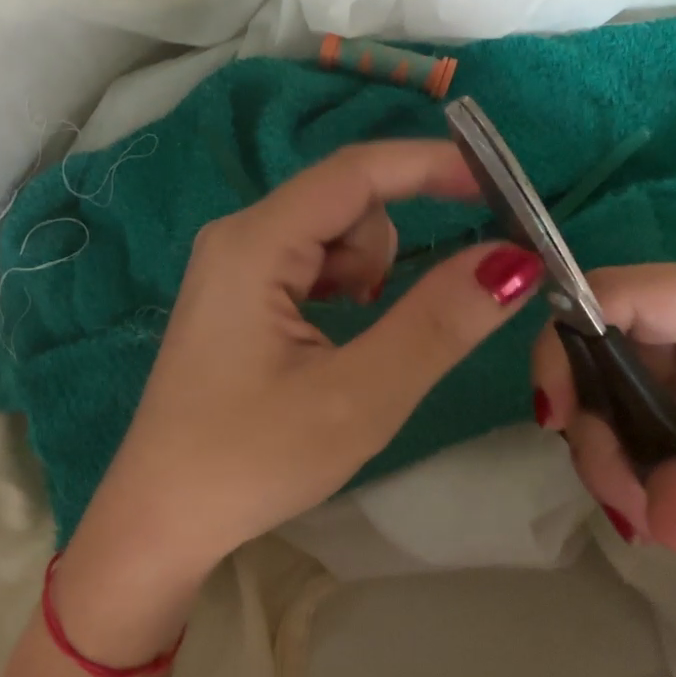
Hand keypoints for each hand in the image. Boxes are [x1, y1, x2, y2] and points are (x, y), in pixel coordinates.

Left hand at [50, 141, 544, 666]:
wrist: (163, 511)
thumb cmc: (253, 458)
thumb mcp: (359, 396)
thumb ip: (437, 321)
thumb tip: (512, 258)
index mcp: (253, 243)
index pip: (354, 171)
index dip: (431, 165)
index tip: (504, 184)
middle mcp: (235, 235)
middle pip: (342, 201)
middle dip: (392, 246)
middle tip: (411, 319)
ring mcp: (229, 263)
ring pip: (328, 234)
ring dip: (367, 274)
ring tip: (353, 350)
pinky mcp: (233, 293)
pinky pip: (306, 263)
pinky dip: (341, 289)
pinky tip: (332, 343)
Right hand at [532, 252, 675, 565]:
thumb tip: (657, 512)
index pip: (624, 293)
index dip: (569, 341)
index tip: (557, 422)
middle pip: (595, 334)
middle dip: (589, 417)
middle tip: (624, 502)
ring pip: (594, 369)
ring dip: (600, 441)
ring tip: (648, 512)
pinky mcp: (675, 367)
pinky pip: (611, 392)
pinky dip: (614, 445)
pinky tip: (650, 492)